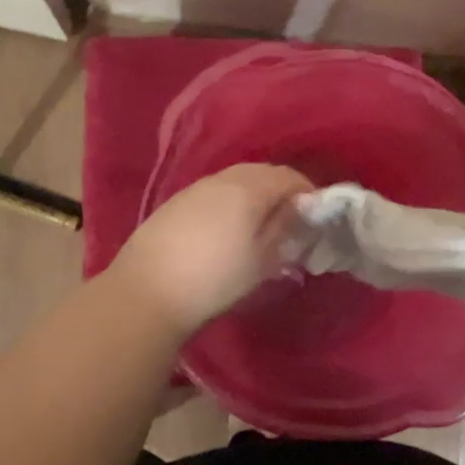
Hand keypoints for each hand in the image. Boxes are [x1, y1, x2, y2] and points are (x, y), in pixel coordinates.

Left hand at [107, 163, 313, 335]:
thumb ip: (285, 229)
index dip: (307, 192)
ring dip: (254, 195)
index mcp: (248, 188)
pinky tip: (227, 229)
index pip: (288, 176)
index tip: (317, 215)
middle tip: (292, 220)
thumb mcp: (261, 260)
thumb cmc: (214, 278)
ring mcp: (194, 189)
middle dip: (281, 190)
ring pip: (235, 181)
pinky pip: (214, 193)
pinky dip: (230, 203)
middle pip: (261, 173)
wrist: (147, 290)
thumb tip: (302, 210)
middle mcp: (222, 179)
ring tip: (261, 226)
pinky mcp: (174, 203)